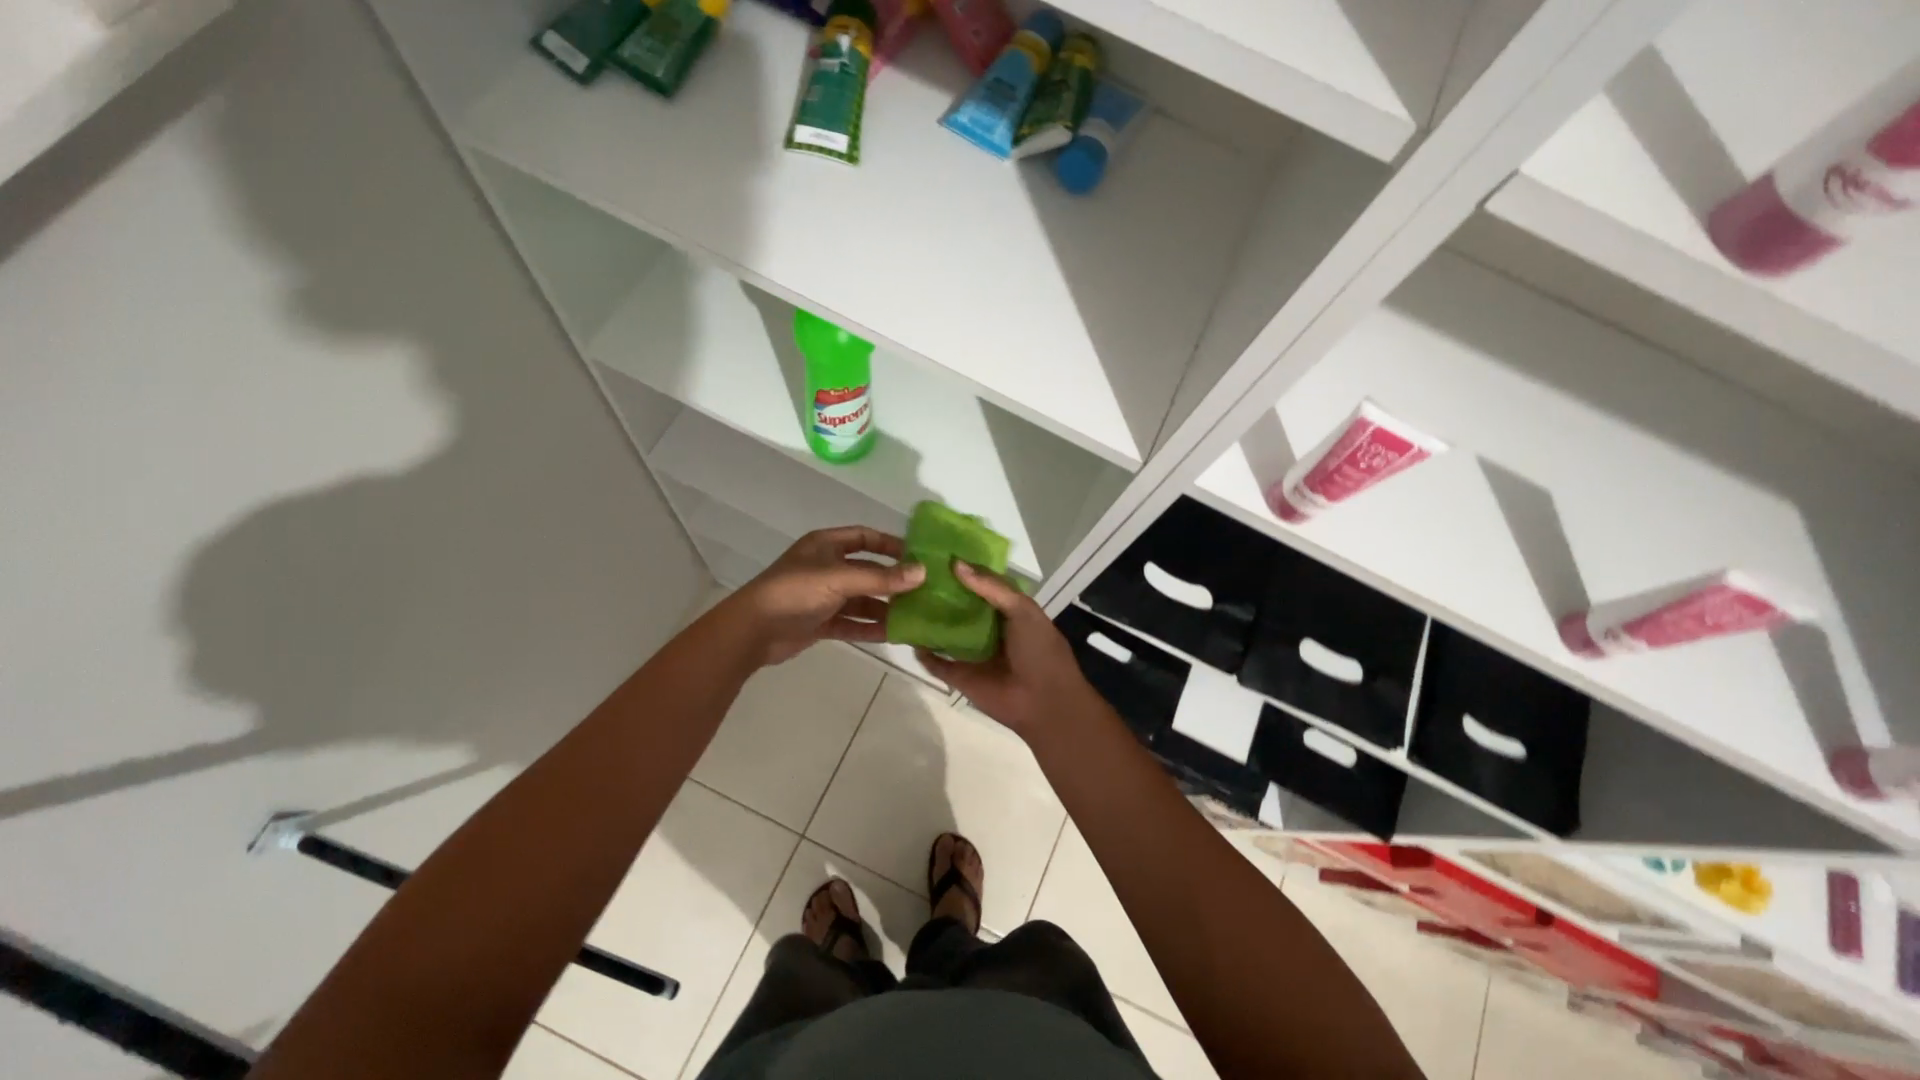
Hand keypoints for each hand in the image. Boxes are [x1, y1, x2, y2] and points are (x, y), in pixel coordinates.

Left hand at [720, 527, 925, 665]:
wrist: (753, 630)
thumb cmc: (794, 592)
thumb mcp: (839, 579)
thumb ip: (881, 578)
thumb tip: (922, 573)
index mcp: (825, 545)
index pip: (865, 537)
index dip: (891, 544)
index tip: (918, 557)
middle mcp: (825, 567)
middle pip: (867, 571)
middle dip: (893, 582)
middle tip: (925, 592)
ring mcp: (822, 596)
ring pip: (861, 600)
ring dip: (885, 608)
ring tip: (915, 617)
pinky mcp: (820, 622)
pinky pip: (852, 623)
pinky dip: (870, 627)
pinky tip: (893, 635)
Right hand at [915, 562, 1101, 741]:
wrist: (1044, 702)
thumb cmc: (1039, 650)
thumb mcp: (1023, 610)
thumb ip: (992, 587)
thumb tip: (956, 564)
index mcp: (1007, 610)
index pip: (981, 584)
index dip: (963, 569)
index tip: (936, 552)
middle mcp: (987, 629)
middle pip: (959, 607)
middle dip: (939, 593)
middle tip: (910, 572)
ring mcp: (972, 653)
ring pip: (945, 633)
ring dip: (928, 620)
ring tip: (900, 599)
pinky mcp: (960, 676)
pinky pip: (937, 662)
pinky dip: (923, 652)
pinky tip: (906, 635)